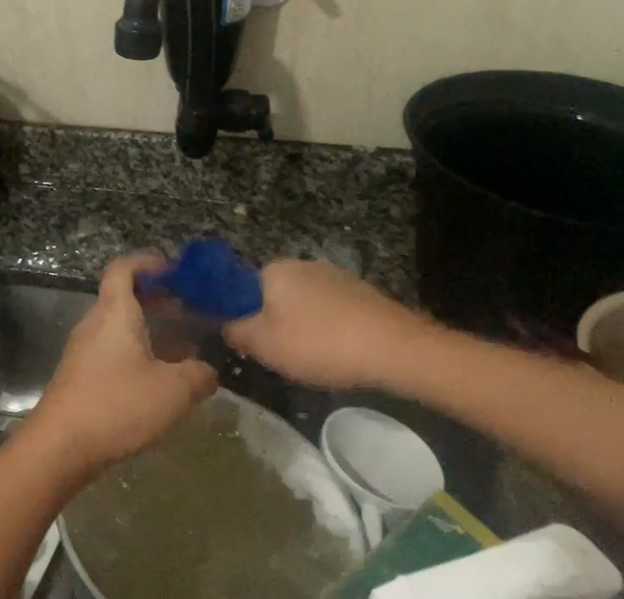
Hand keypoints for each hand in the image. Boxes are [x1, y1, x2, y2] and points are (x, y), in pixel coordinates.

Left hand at [24, 254, 218, 475]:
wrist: (62, 442)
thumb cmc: (117, 405)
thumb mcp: (173, 391)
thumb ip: (198, 375)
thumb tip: (208, 369)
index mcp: (114, 313)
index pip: (123, 268)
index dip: (148, 262)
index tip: (177, 269)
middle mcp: (95, 323)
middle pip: (122, 294)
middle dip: (156, 295)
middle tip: (190, 306)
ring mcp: (84, 348)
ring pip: (118, 322)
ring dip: (148, 323)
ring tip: (182, 341)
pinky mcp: (81, 372)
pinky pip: (112, 345)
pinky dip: (136, 346)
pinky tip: (158, 372)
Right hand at [222, 259, 438, 388]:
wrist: (399, 350)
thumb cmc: (321, 344)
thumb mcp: (264, 345)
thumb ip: (235, 332)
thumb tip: (224, 325)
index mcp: (272, 269)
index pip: (240, 287)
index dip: (238, 315)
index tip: (247, 342)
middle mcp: (302, 264)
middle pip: (272, 295)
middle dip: (272, 321)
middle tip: (278, 355)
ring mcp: (336, 276)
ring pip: (303, 304)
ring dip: (302, 327)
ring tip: (311, 360)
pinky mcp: (363, 293)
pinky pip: (332, 311)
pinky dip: (329, 330)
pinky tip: (339, 354)